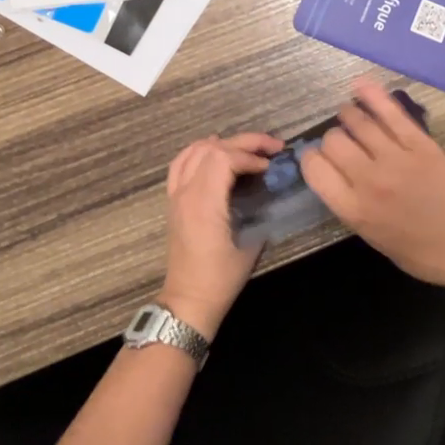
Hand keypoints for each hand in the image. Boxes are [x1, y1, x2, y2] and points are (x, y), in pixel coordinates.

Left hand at [159, 132, 282, 338]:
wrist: (188, 301)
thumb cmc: (221, 277)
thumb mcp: (250, 244)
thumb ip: (258, 209)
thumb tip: (270, 187)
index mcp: (204, 203)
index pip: (224, 158)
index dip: (250, 155)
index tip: (270, 167)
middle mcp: (186, 194)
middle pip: (211, 148)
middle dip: (244, 142)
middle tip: (272, 146)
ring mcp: (176, 196)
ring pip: (194, 151)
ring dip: (223, 143)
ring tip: (248, 147)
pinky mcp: (173, 202)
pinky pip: (180, 164)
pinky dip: (198, 151)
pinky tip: (215, 150)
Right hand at [298, 79, 444, 287]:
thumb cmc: (416, 249)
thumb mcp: (371, 235)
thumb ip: (350, 203)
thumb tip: (334, 172)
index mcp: (354, 210)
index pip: (316, 170)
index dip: (311, 158)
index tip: (317, 157)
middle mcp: (370, 181)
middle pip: (334, 142)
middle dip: (332, 138)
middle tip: (342, 141)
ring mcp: (396, 159)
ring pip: (359, 123)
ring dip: (349, 114)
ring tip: (348, 113)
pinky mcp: (420, 144)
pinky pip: (392, 115)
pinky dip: (373, 96)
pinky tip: (360, 86)